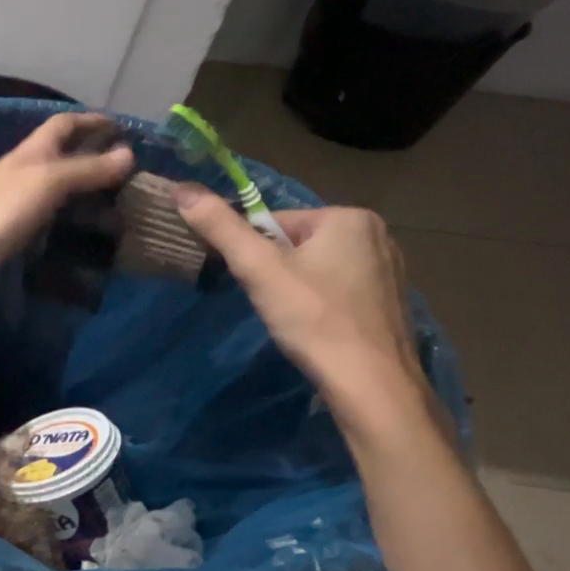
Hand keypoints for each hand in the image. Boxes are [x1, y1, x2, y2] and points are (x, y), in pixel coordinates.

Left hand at [0, 111, 134, 298]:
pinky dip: (64, 217)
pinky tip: (78, 230)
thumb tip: (128, 153)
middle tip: (128, 175)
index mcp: (31, 152)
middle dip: (92, 157)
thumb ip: (86, 169)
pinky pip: (43, 215)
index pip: (64, 125)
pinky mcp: (6, 229)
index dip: (91, 122)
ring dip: (80, 190)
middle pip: (61, 155)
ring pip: (53, 186)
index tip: (122, 130)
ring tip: (113, 203)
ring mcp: (12, 201)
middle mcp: (22, 171)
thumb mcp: (48, 183)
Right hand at [175, 185, 435, 433]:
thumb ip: (220, 227)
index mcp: (348, 216)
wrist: (370, 382)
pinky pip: (338, 287)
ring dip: (295, 287)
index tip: (249, 283)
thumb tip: (180, 188)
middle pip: (296, 243)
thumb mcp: (258, 270)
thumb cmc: (313, 319)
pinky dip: (319, 302)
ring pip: (317, 267)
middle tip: (269, 304)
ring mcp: (388, 266)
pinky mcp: (389, 298)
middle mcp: (376, 232)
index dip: (250, 253)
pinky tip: (315, 327)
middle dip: (275, 271)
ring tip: (291, 319)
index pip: (274, 222)